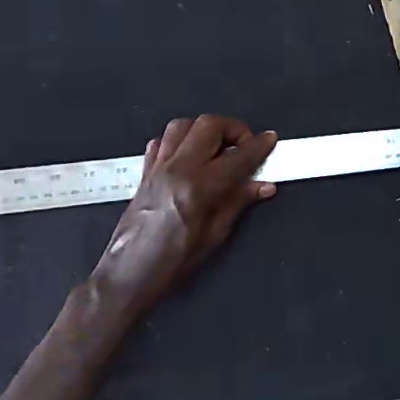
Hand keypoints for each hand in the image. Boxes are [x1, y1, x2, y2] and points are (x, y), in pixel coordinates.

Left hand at [90, 114, 277, 317]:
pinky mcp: (145, 172)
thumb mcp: (215, 235)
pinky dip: (178, 142)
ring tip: (217, 148)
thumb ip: (238, 202)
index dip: (259, 146)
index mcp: (198, 187)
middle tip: (244, 145)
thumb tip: (262, 186)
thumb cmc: (173, 261)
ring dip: (204, 131)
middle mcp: (177, 169)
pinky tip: (189, 156)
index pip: (237, 156)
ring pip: (183, 125)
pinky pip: (161, 142)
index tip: (270, 140)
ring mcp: (158, 168)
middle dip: (233, 128)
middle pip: (209, 125)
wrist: (129, 274)